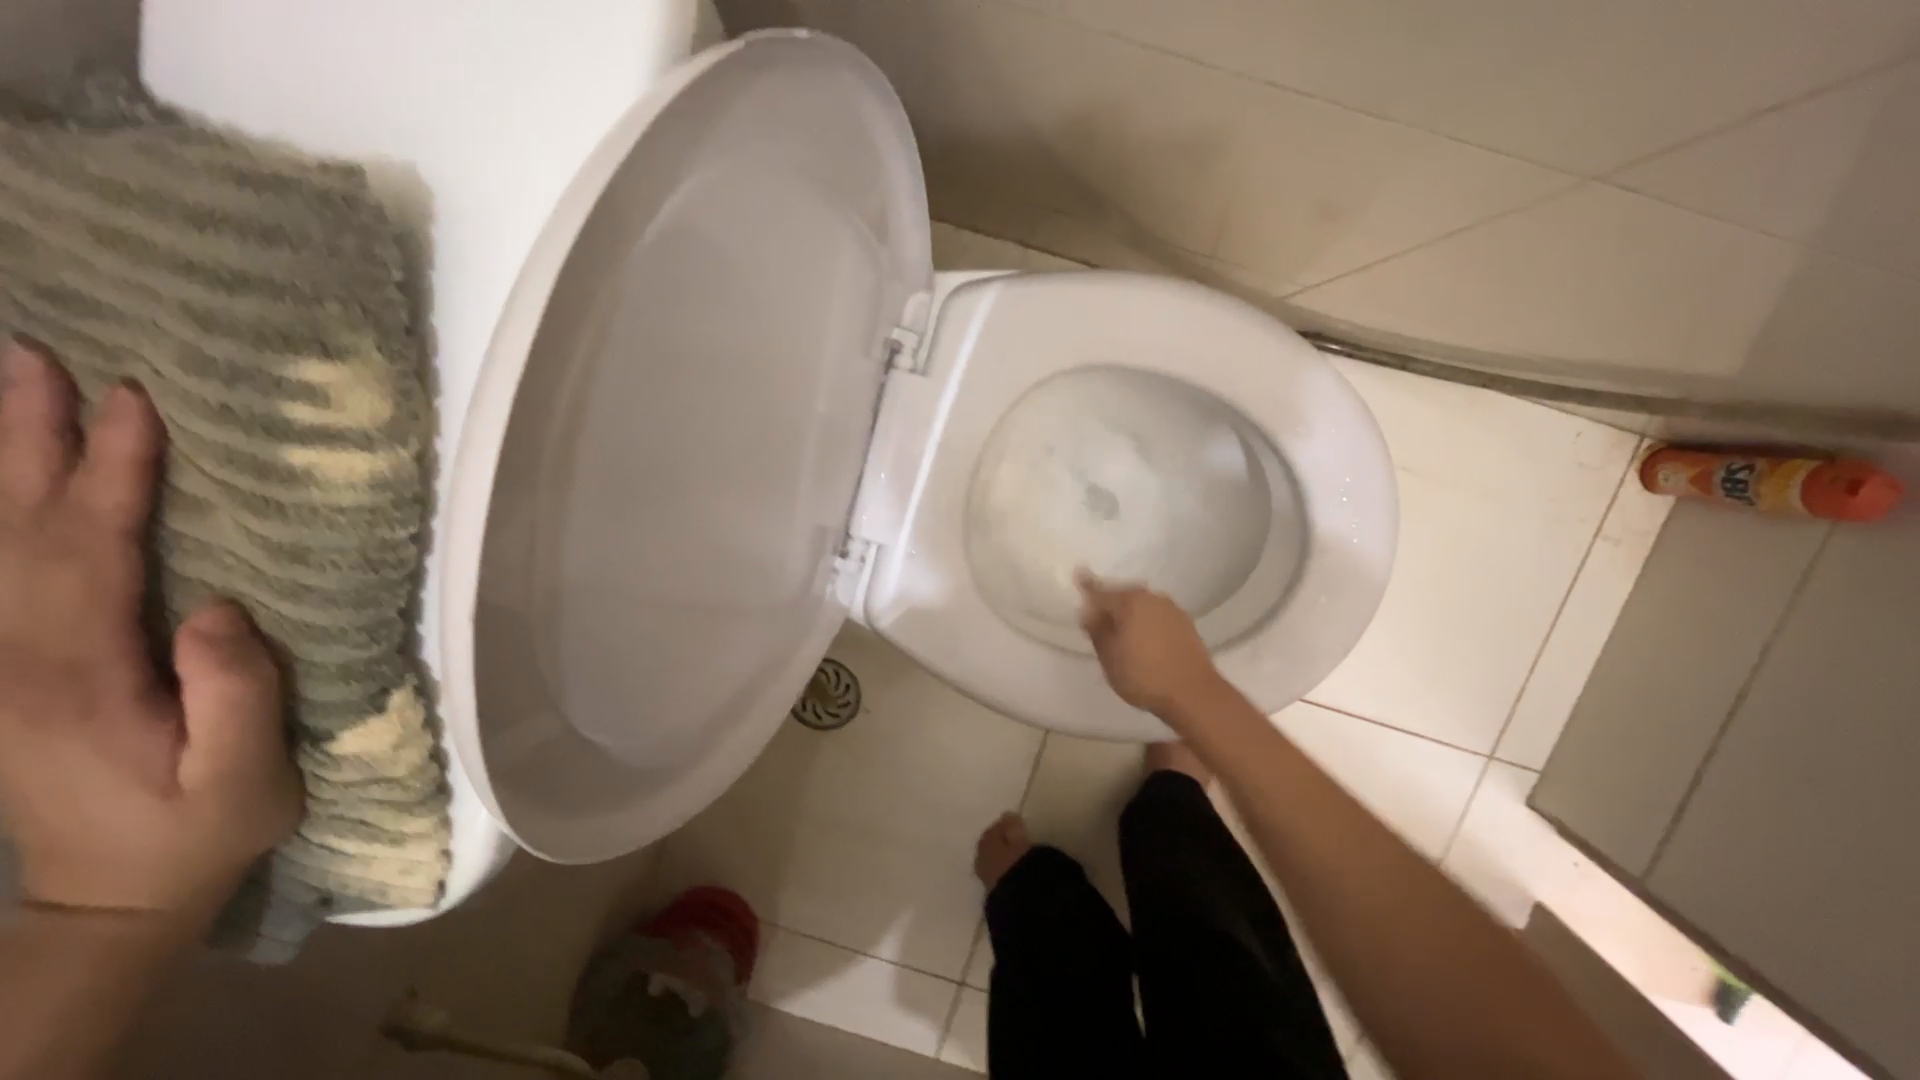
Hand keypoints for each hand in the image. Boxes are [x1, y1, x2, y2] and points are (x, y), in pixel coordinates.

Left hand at [0, 338, 301, 936]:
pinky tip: (4, 481)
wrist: (107, 896)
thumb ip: (234, 696)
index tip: (132, 403)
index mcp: (74, 678)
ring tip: (11, 386)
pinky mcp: (5, 665)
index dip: (108, 476)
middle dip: (24, 440)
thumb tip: (213, 608)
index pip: (85, 552)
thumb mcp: (243, 780)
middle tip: (33, 355)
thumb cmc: (195, 835)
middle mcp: (12, 657)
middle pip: (12, 530)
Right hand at [1076, 570, 1225, 717]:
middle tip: (1098, 616)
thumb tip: (1089, 611)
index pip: (1100, 590)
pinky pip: (1157, 615)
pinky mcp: (1186, 624)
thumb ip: (1097, 630)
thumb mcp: (1109, 657)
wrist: (1193, 693)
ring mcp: (1172, 610)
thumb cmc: (1143, 675)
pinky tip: (1144, 637)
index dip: (1087, 584)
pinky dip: (1147, 621)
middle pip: (1123, 594)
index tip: (1078, 574)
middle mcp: (1151, 598)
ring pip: (1142, 604)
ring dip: (1130, 612)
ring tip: (1121, 630)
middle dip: (1110, 602)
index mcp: (1129, 602)